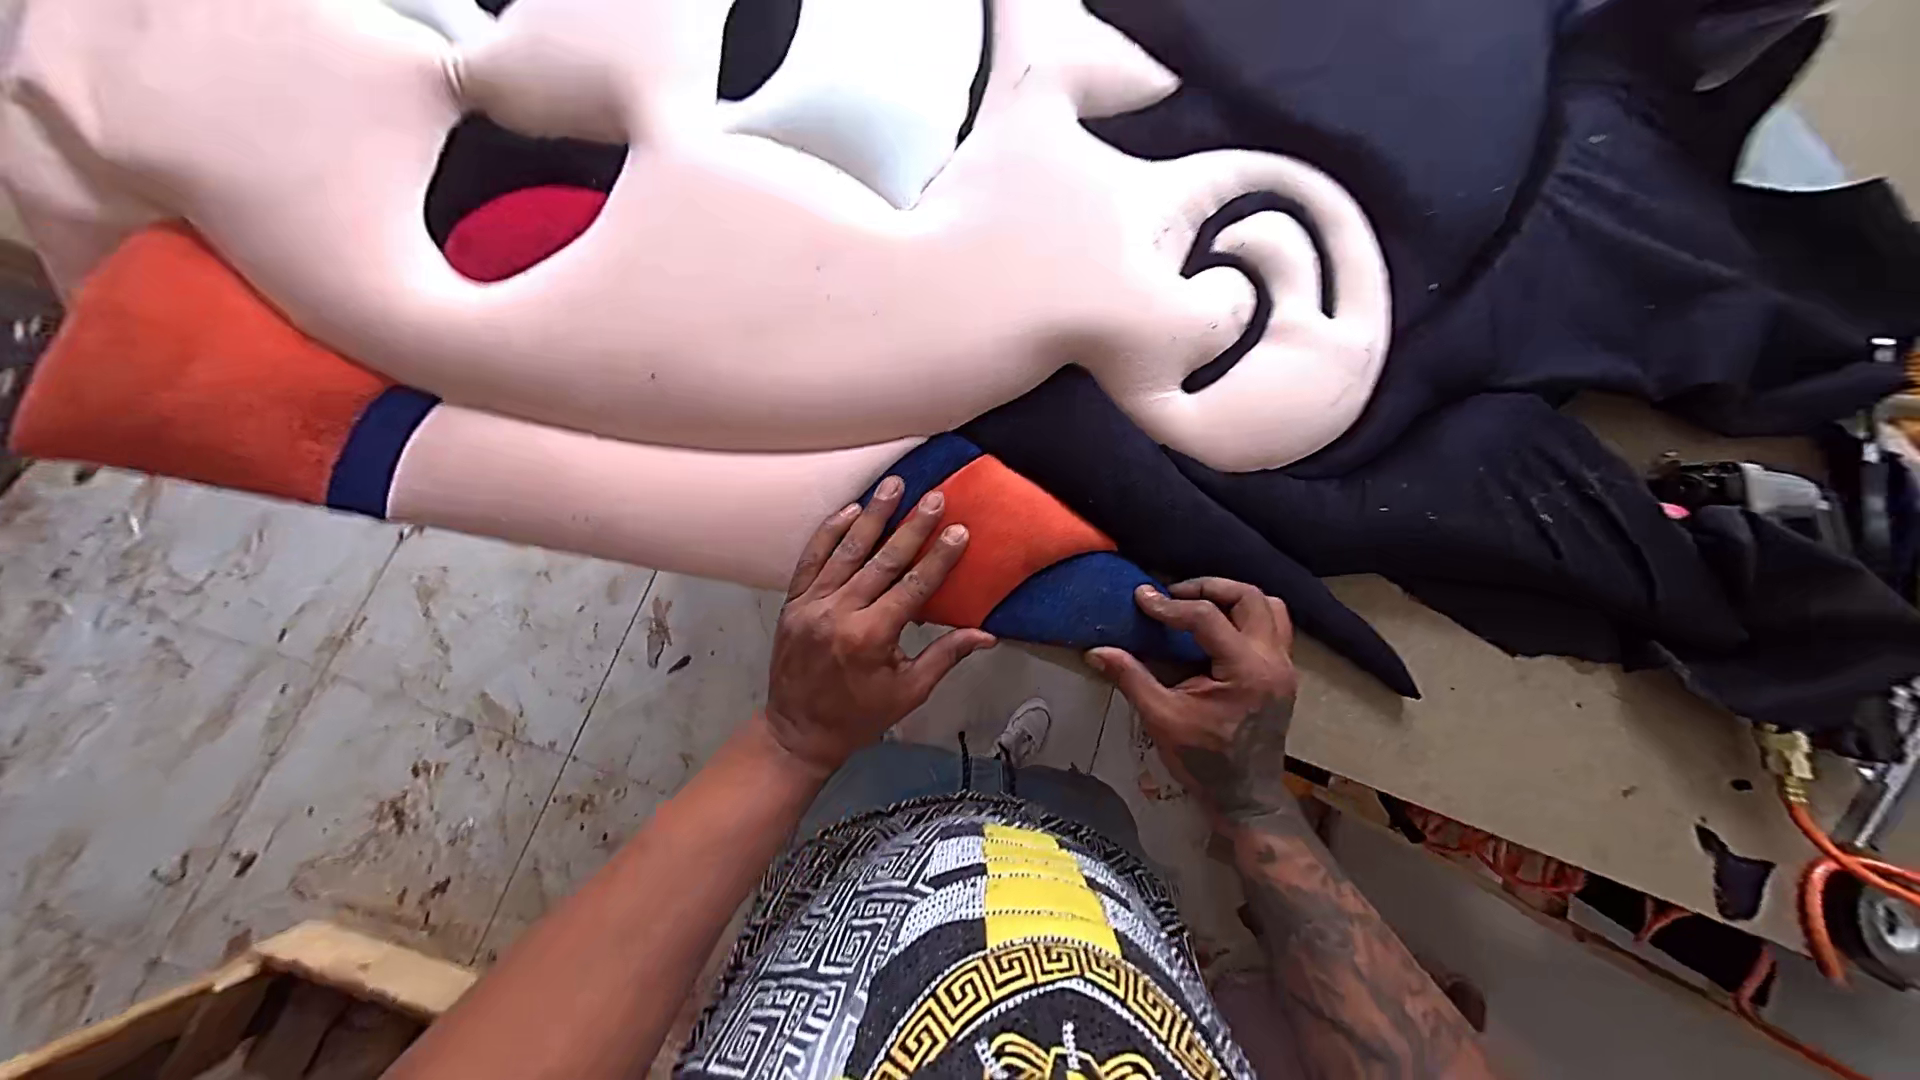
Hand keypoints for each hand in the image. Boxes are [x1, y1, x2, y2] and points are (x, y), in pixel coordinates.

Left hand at [760, 476, 996, 777]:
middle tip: (934, 497)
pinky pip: (811, 559)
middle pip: (883, 561)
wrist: (797, 732)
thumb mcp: (908, 692)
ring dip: (873, 516)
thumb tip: (986, 635)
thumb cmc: (858, 717)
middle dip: (913, 527)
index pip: (913, 587)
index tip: (959, 530)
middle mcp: (839, 614)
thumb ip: (945, 656)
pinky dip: (829, 533)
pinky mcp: (793, 603)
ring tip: (893, 486)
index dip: (939, 558)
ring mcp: (811, 605)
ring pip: (846, 551)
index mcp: (870, 638)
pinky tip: (848, 510)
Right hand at [1086, 579, 1297, 821]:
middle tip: (1174, 593)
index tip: (1141, 597)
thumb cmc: (1204, 760)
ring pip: (1270, 608)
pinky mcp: (1283, 674)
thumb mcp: (1161, 718)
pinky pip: (1275, 626)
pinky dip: (1248, 616)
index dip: (1169, 604)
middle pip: (1249, 597)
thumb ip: (1131, 678)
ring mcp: (1285, 667)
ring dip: (1234, 598)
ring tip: (1198, 604)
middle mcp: (1273, 661)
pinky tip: (1218, 628)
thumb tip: (1095, 651)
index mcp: (1246, 671)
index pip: (1207, 617)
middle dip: (1209, 587)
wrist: (1246, 797)